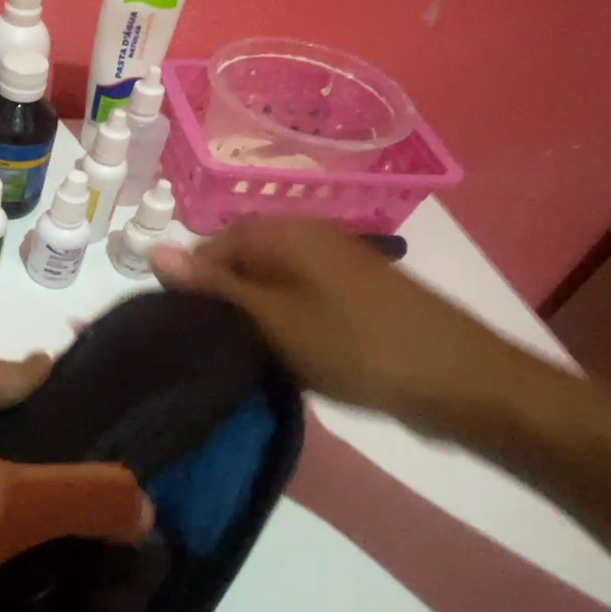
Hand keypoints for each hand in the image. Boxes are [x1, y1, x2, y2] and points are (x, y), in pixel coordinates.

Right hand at [148, 219, 535, 436]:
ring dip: (252, 317)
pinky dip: (283, 324)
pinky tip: (284, 357)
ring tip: (246, 357)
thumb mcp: (268, 318)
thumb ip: (211, 286)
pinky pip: (298, 299)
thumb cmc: (353, 345)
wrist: (458, 380)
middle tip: (214, 348)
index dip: (190, 287)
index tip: (185, 332)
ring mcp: (334, 263)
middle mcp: (307, 235)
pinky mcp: (353, 293)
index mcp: (283, 231)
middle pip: (239, 263)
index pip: (208, 247)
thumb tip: (152, 250)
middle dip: (221, 303)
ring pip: (268, 285)